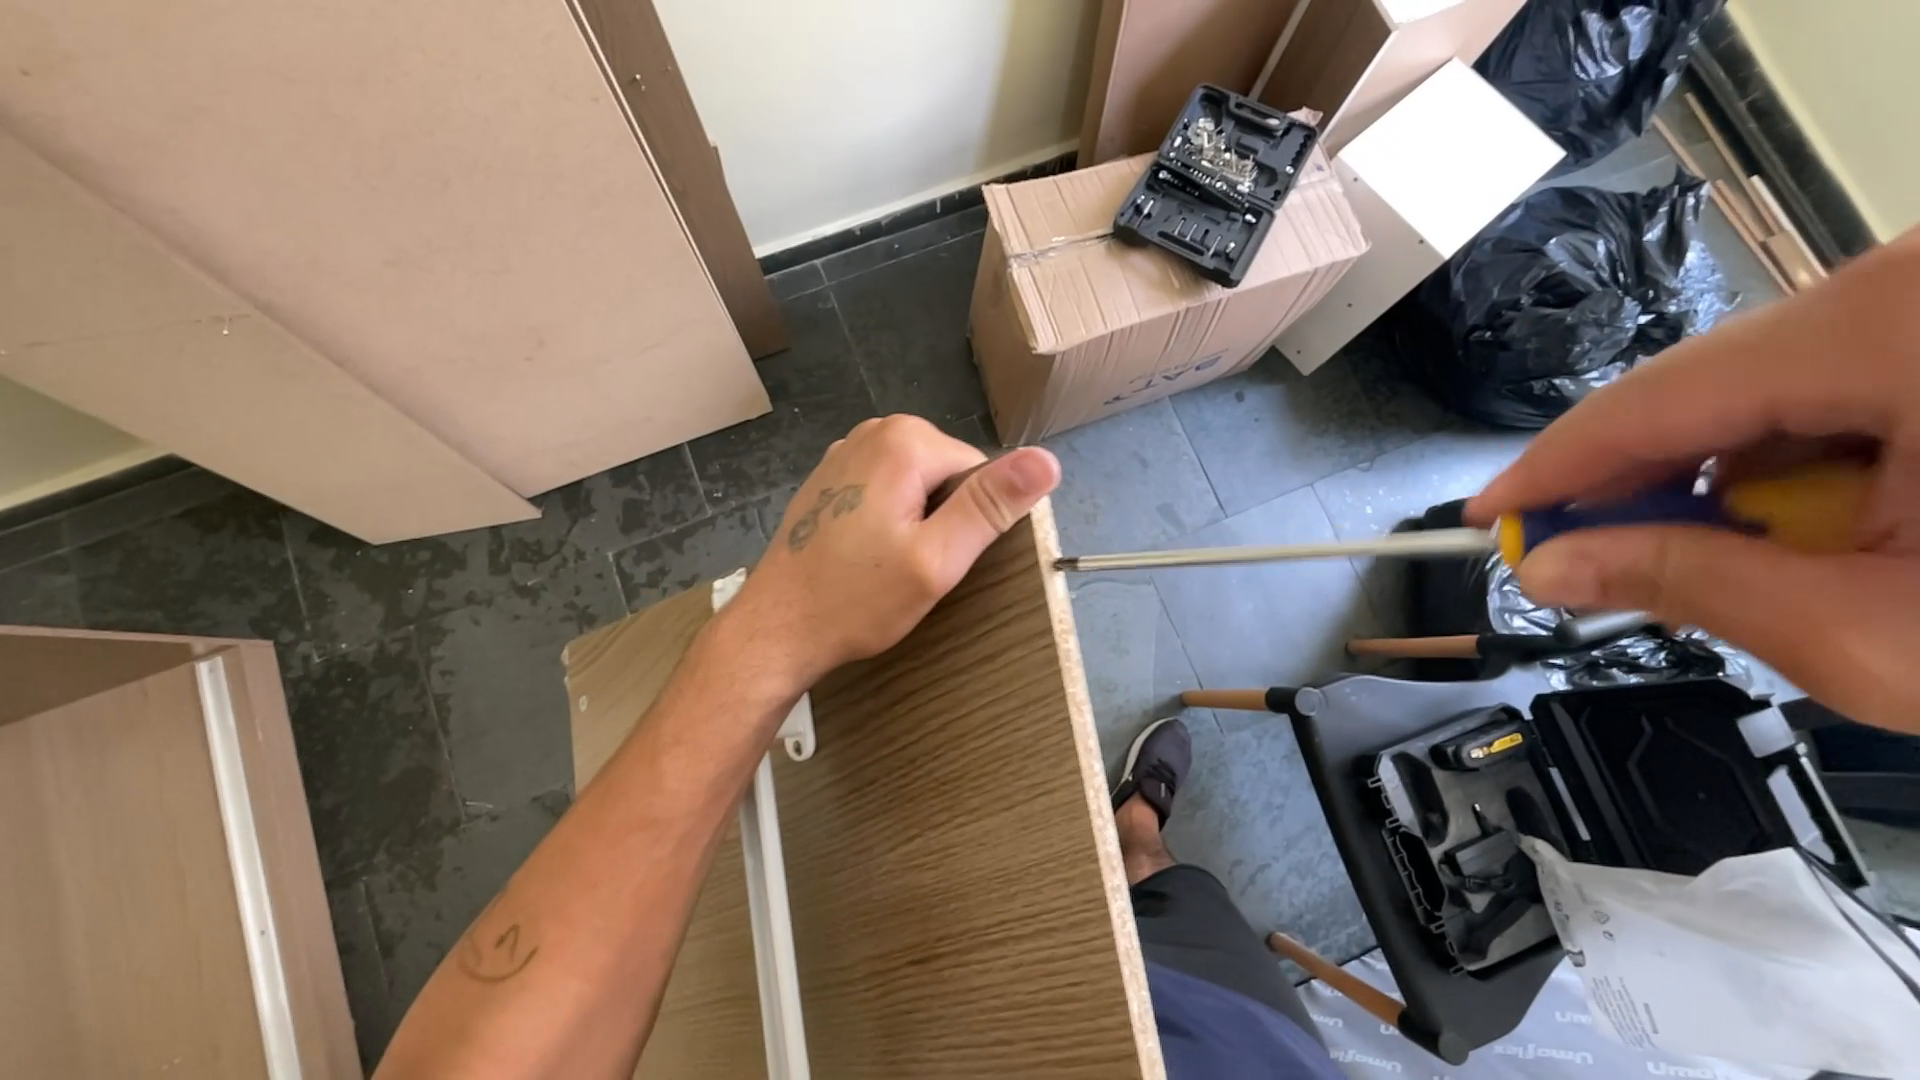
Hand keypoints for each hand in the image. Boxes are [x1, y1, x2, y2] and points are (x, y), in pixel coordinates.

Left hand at [725, 415, 1060, 691]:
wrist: (776, 629)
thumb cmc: (857, 600)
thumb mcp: (936, 559)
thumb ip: (990, 506)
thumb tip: (1048, 459)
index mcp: (905, 440)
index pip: (979, 472)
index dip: (969, 523)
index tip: (936, 561)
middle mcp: (874, 430)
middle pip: (948, 474)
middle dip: (941, 521)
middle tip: (911, 568)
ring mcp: (846, 451)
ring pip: (919, 485)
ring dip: (916, 524)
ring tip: (887, 565)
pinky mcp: (830, 477)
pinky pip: (887, 490)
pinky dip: (889, 520)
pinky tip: (865, 555)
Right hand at [1467, 231, 1919, 731]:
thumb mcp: (1880, 632)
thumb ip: (1690, 585)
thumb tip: (1559, 567)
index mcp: (1904, 332)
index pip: (1652, 401)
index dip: (1550, 468)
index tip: (1491, 516)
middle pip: (1707, 384)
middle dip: (1635, 482)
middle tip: (1583, 556)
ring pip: (1769, 382)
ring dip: (1720, 475)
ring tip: (1728, 554)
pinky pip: (1841, 378)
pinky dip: (1797, 454)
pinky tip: (1815, 518)